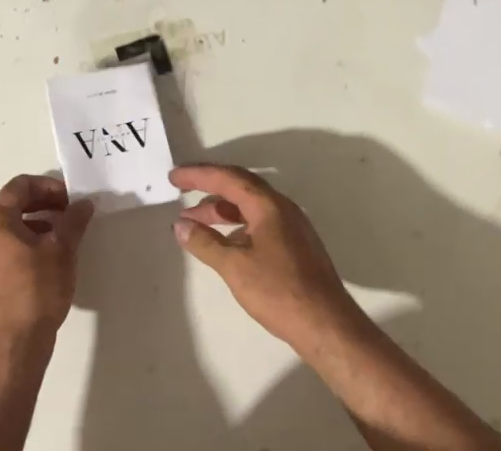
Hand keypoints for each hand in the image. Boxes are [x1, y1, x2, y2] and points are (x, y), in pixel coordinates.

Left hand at [0, 175, 94, 344]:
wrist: (15, 342)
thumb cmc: (37, 290)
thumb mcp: (62, 250)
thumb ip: (73, 221)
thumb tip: (84, 204)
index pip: (20, 185)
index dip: (47, 185)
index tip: (70, 198)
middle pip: (14, 203)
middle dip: (44, 202)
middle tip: (70, 212)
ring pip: (11, 224)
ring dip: (38, 221)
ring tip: (63, 234)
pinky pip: (7, 244)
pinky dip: (28, 239)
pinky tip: (49, 256)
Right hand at [170, 164, 364, 353]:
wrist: (327, 326)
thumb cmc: (279, 292)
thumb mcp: (234, 267)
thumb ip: (205, 243)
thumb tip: (180, 225)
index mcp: (268, 205)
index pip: (227, 178)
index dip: (197, 175)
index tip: (173, 177)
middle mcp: (282, 208)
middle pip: (240, 186)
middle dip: (208, 187)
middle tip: (181, 190)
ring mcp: (291, 226)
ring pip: (250, 206)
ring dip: (221, 209)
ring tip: (195, 222)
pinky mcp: (295, 245)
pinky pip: (259, 222)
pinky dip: (236, 225)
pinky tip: (223, 242)